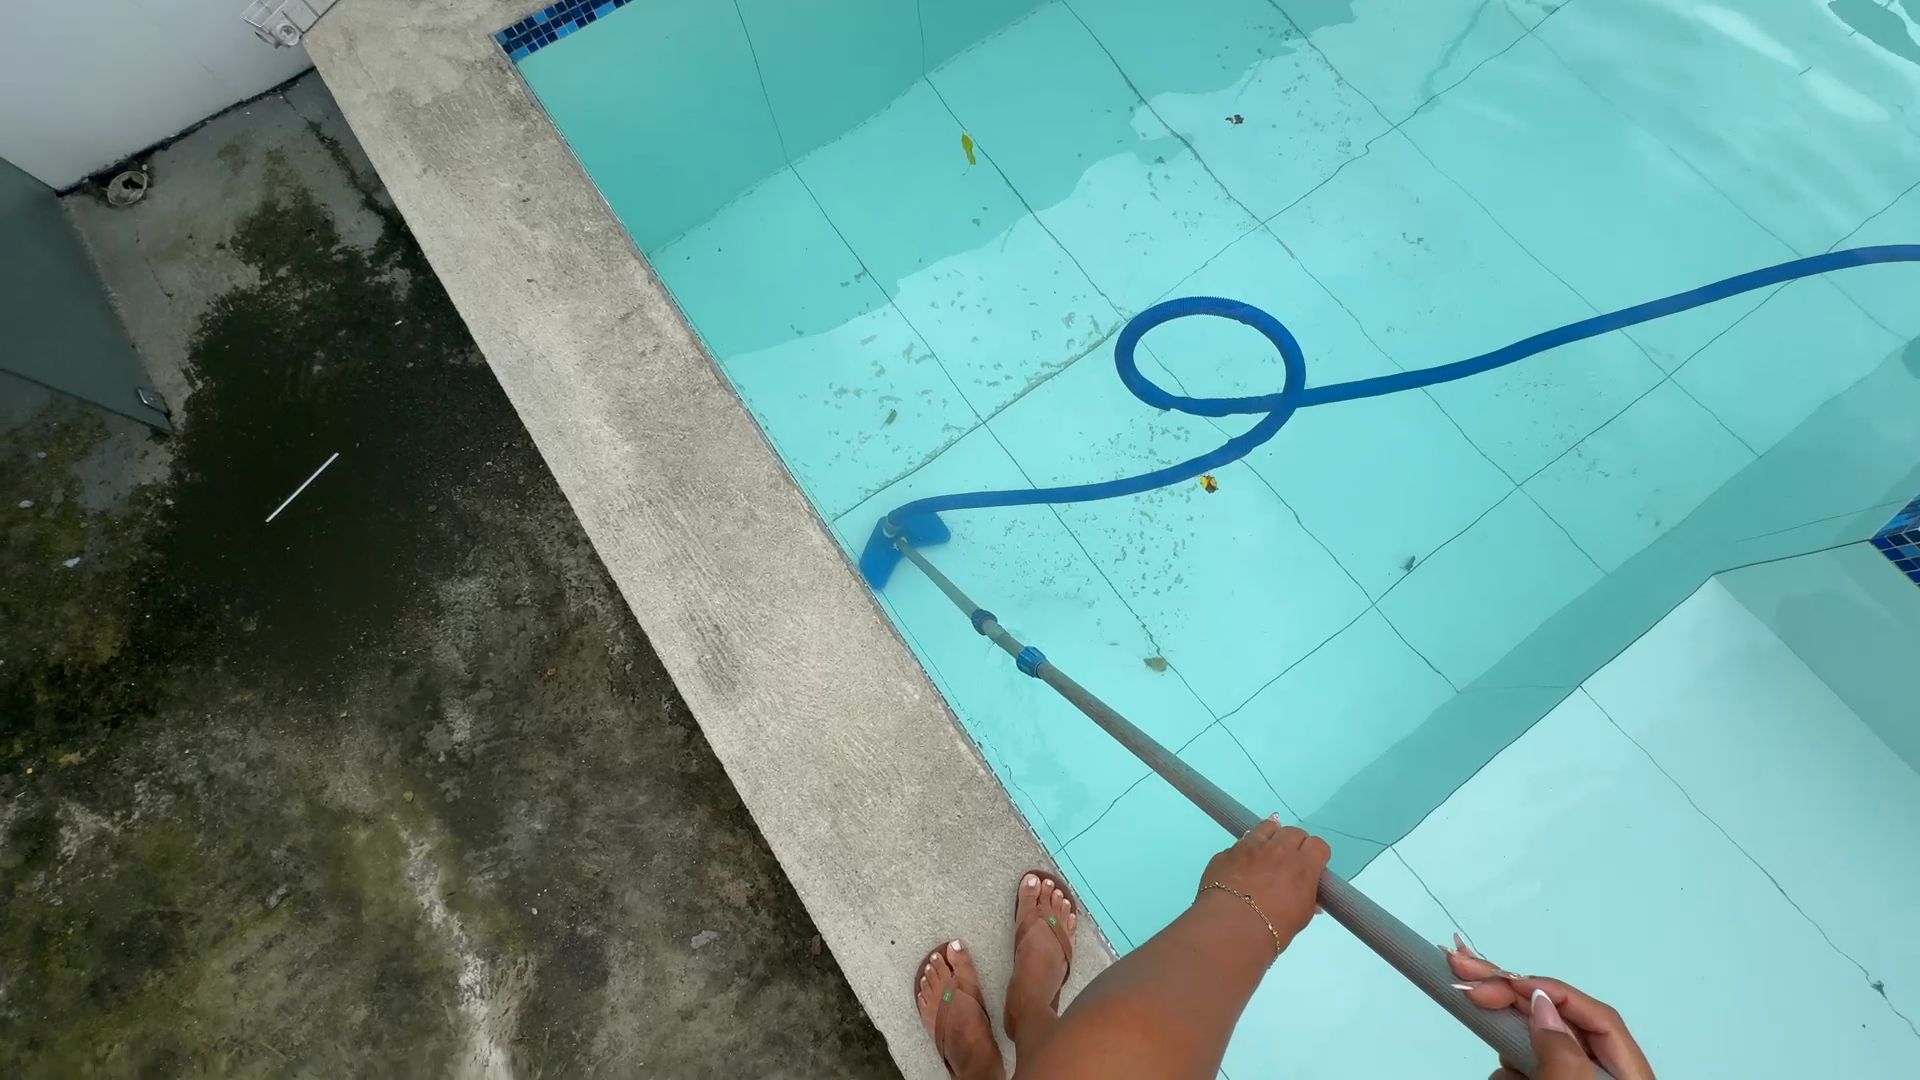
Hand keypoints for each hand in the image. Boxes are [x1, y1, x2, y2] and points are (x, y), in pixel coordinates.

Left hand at [1194, 814, 1329, 954]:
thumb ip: (1305, 896)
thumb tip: (1305, 892)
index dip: (1315, 854)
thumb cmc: (1275, 927)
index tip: (1312, 863)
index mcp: (1302, 865)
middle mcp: (1277, 849)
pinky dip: (1246, 850)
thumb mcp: (1301, 915)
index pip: (1318, 845)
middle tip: (1290, 859)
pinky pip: (1241, 843)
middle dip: (1295, 843)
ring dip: (1271, 836)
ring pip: (1266, 827)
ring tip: (1268, 850)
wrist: (1232, 924)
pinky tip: (1242, 865)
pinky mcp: (1227, 851)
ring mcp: (1249, 846)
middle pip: (1293, 832)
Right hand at [1445, 937, 1655, 1079]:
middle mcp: (1599, 1072)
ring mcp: (1570, 1079)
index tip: (1502, 980)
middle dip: (1505, 991)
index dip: (1549, 989)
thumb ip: (1563, 1055)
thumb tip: (1539, 1002)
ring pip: (1530, 1040)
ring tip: (1478, 1030)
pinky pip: (1520, 1064)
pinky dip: (1505, 1066)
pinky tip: (1503, 1076)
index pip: (1596, 1014)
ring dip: (1500, 1036)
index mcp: (1627, 1074)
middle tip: (1458, 965)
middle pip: (1555, 1017)